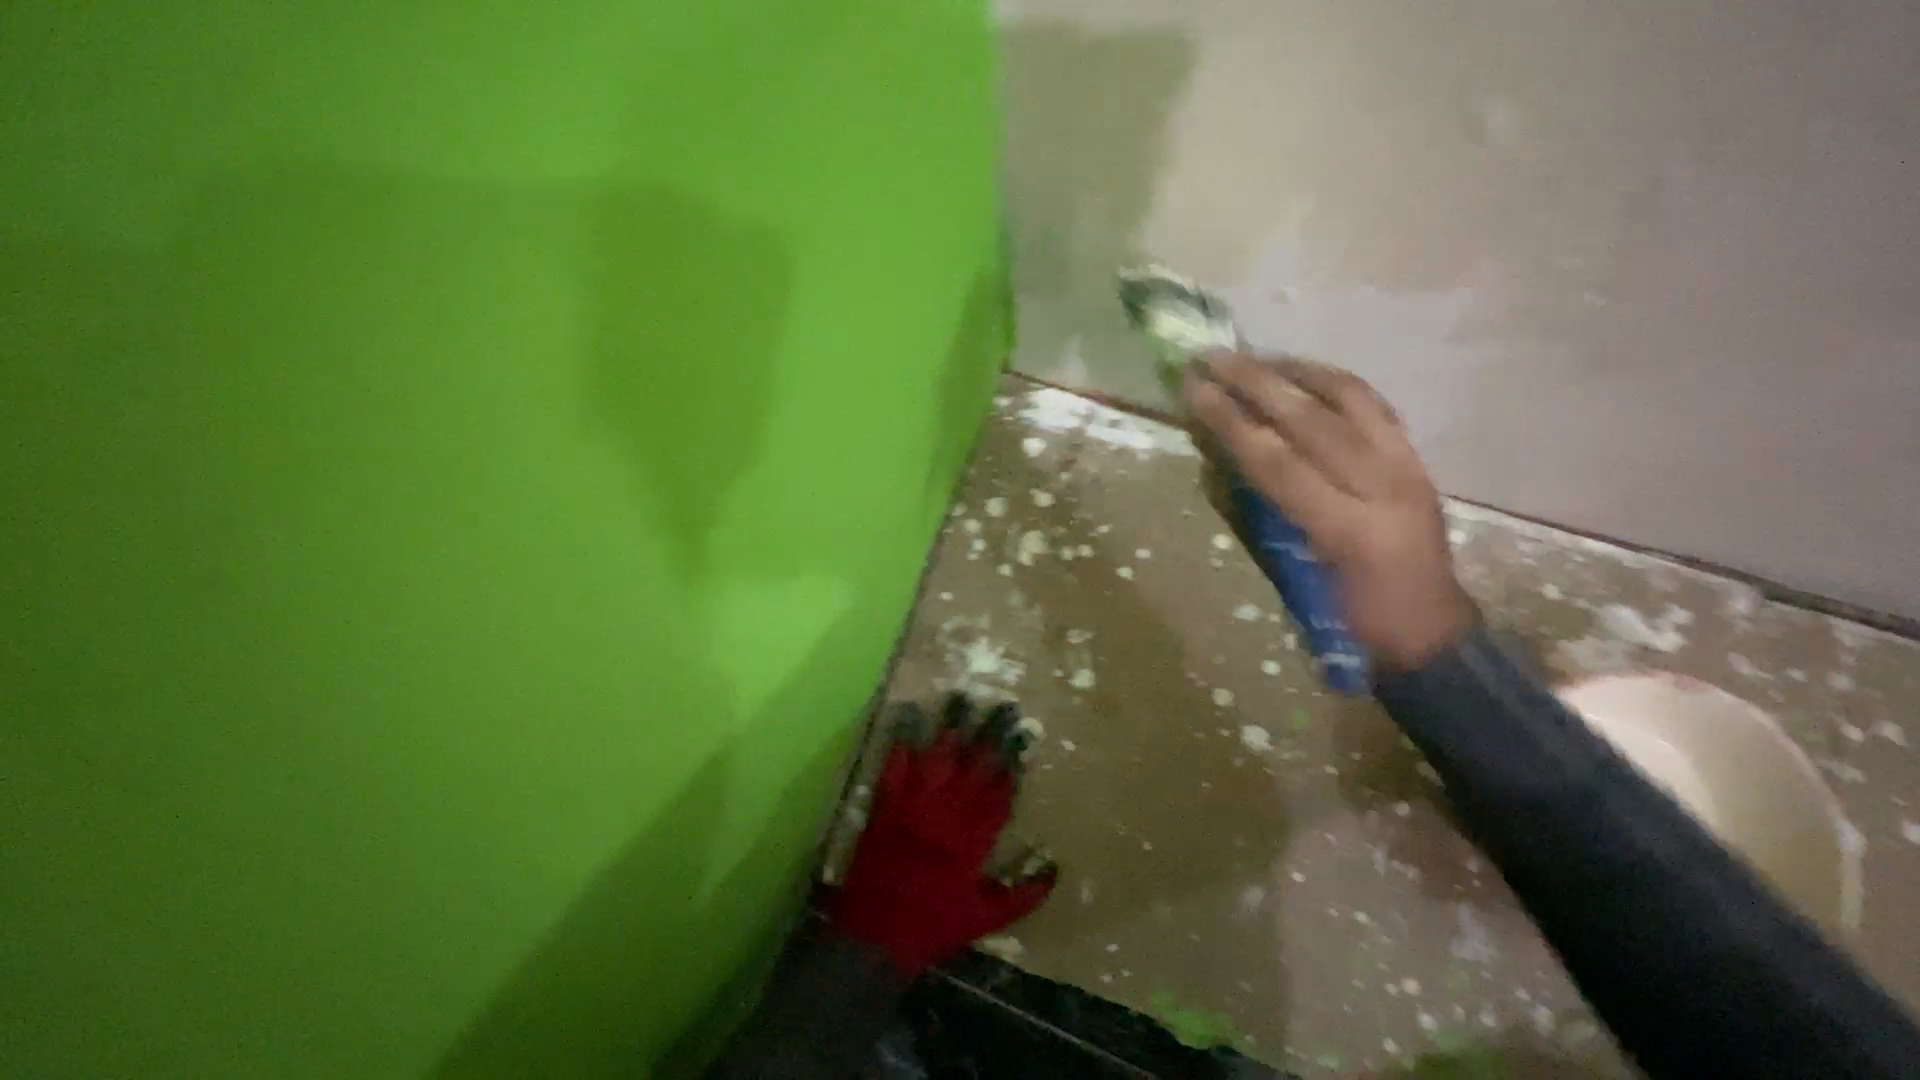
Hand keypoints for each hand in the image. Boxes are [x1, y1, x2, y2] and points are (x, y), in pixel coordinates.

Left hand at [826, 694, 1055, 975]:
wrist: (875, 936)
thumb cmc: (934, 927)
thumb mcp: (986, 919)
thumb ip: (1023, 895)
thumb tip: (1054, 867)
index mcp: (973, 840)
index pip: (998, 794)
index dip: (1011, 766)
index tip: (1022, 739)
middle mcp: (946, 815)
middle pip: (972, 768)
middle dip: (989, 736)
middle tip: (1003, 707)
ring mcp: (913, 808)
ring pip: (936, 759)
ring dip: (950, 730)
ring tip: (962, 700)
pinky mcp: (884, 808)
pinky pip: (894, 768)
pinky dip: (901, 743)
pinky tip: (909, 718)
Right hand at [1185, 354, 1473, 671]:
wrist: (1429, 631)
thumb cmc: (1351, 618)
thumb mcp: (1299, 579)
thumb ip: (1267, 515)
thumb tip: (1226, 460)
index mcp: (1345, 528)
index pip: (1278, 462)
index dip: (1232, 422)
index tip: (1196, 391)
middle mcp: (1381, 486)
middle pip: (1312, 420)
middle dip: (1258, 383)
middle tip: (1215, 357)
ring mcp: (1405, 467)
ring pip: (1351, 400)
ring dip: (1298, 372)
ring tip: (1259, 358)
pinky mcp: (1417, 460)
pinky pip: (1376, 407)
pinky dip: (1338, 384)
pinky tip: (1309, 375)